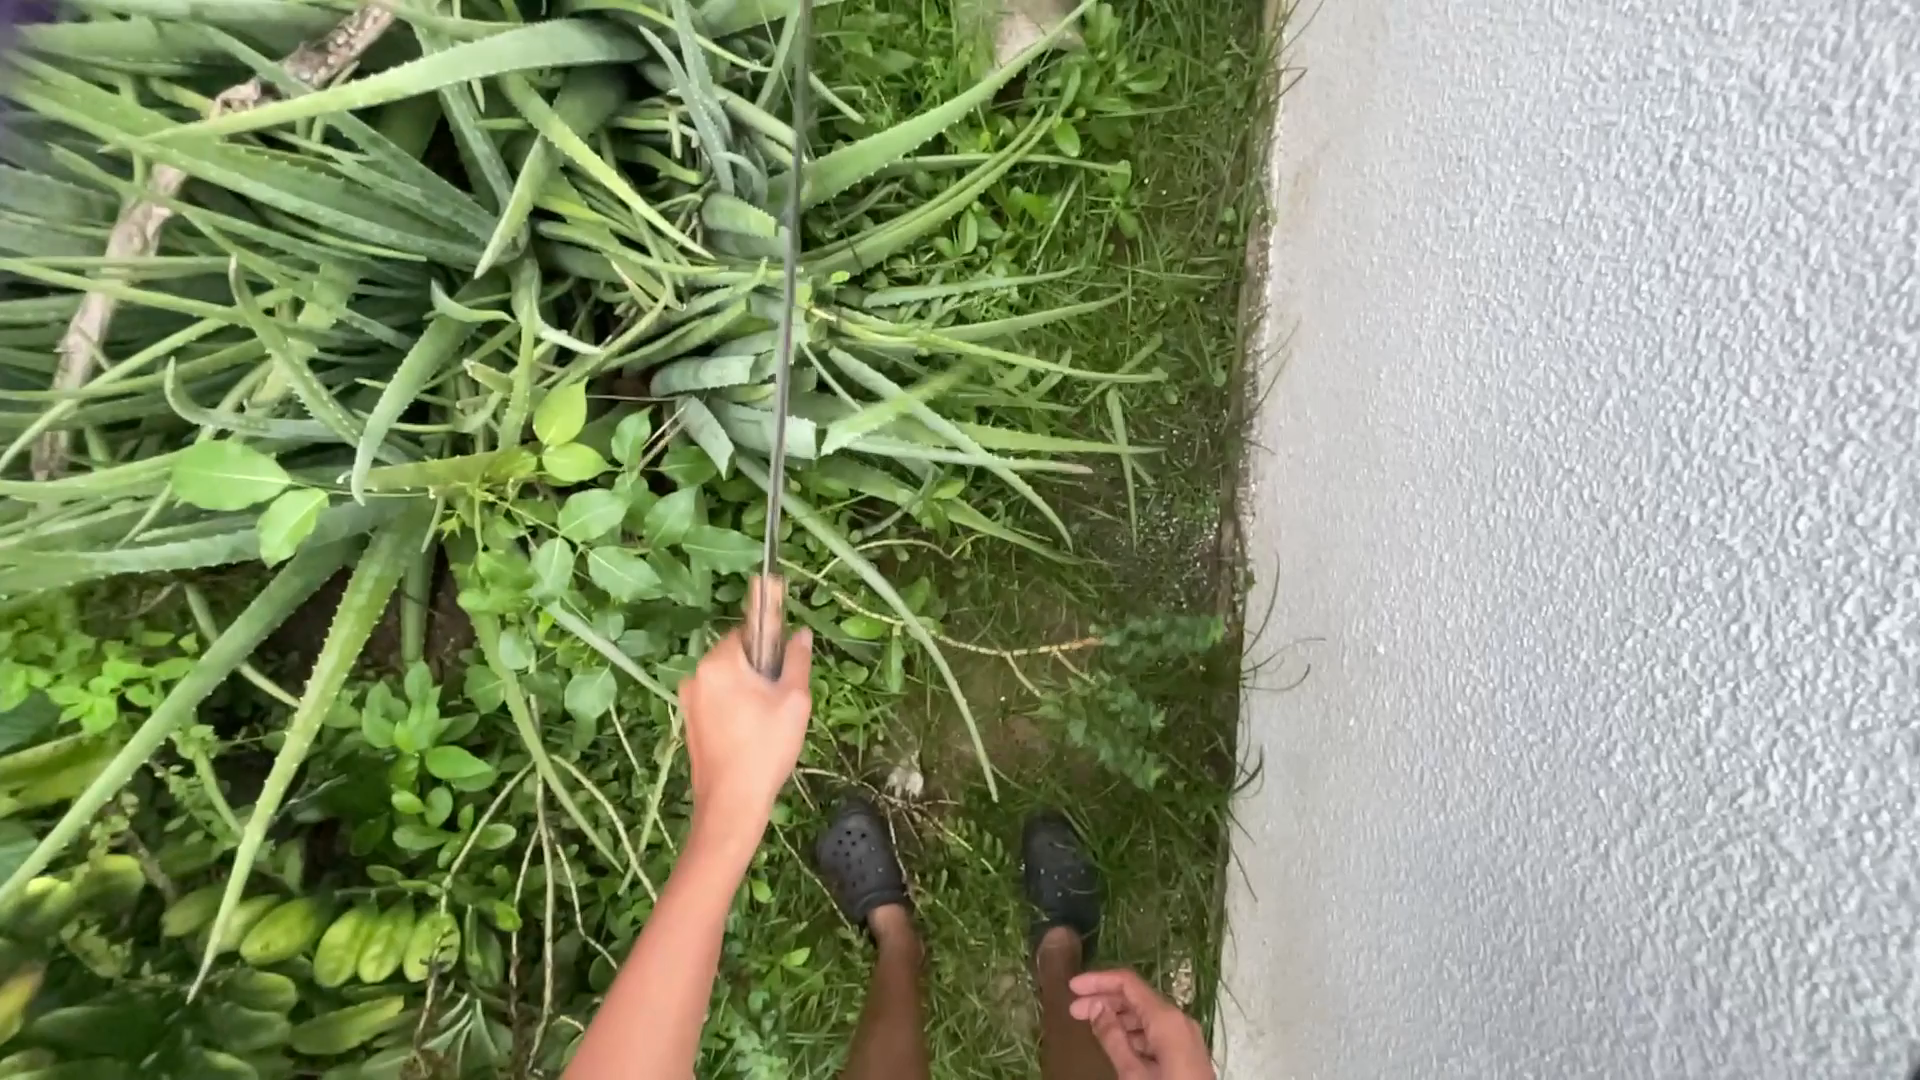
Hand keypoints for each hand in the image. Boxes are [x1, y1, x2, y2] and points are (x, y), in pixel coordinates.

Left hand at [678, 613, 812, 840]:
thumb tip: (801, 634)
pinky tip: (752, 730)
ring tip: (770, 718)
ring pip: (727, 678)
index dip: (772, 641)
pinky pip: (718, 699)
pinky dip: (735, 705)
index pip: (749, 630)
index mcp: (720, 662)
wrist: (731, 803)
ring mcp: (689, 700)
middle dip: (761, 667)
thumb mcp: (794, 699)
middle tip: (784, 696)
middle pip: (736, 654)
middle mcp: (697, 675)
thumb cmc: (766, 747)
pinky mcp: (689, 721)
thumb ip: (797, 660)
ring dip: (748, 687)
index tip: (787, 659)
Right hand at [1069, 969, 1214, 1079]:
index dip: (1098, 981)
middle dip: (1104, 1000)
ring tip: (1092, 1027)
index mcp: (1166, 1018)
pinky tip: (1116, 1043)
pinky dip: (1133, 1033)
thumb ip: (1113, 1038)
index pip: (1127, 983)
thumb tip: (1096, 1007)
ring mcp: (1185, 1035)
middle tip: (1074, 1011)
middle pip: (1136, 997)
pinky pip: (1156, 1031)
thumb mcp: (1134, 1075)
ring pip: (1146, 1015)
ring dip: (1117, 1017)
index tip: (1072, 988)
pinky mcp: (1187, 1052)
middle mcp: (1178, 1019)